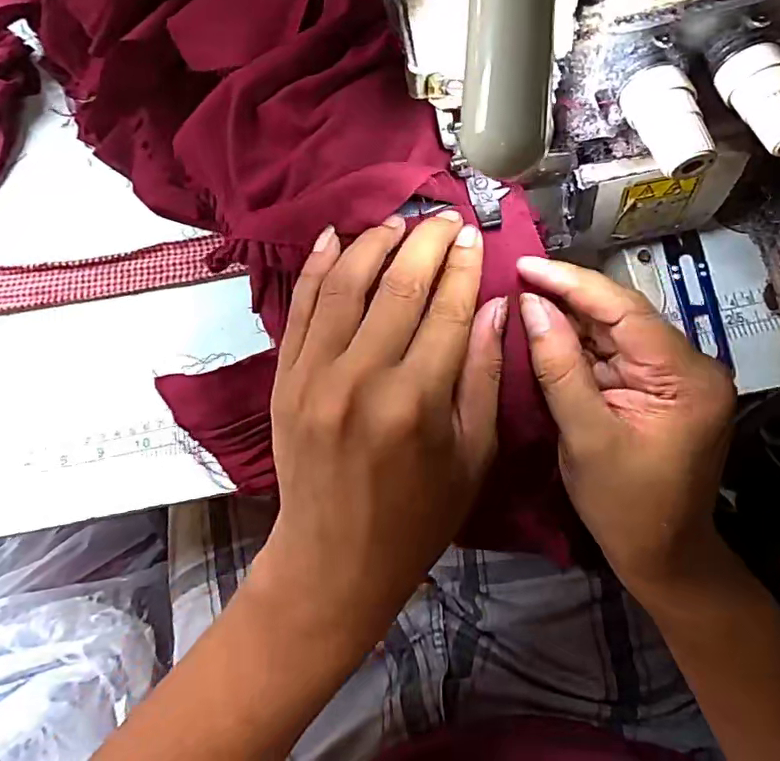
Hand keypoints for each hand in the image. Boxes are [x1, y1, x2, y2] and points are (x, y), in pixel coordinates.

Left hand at [256, 211, 506, 638]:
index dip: (463, 266)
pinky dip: (317, 267)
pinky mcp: (285, 378)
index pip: (446, 309)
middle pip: (399, 286)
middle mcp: (363, 378)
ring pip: (346, 285)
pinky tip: (334, 237)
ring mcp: (315, 375)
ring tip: (397, 223)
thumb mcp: (473, 455)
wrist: (334, 560)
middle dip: (426, 242)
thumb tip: (494, 304)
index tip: (472, 235)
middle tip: (442, 218)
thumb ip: (483, 374)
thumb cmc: (417, 515)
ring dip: (373, 243)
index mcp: (417, 401)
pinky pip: (302, 308)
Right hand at [516, 257, 736, 596]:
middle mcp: (689, 364)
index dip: (572, 283)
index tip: (525, 264)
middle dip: (567, 295)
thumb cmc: (627, 509)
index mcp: (686, 376)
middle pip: (620, 315)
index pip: (625, 310)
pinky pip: (612, 351)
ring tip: (522, 292)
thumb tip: (531, 305)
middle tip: (516, 275)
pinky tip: (545, 325)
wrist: (663, 557)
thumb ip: (559, 367)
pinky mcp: (657, 384)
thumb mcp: (586, 437)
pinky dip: (578, 341)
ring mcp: (674, 373)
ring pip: (613, 329)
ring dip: (568, 315)